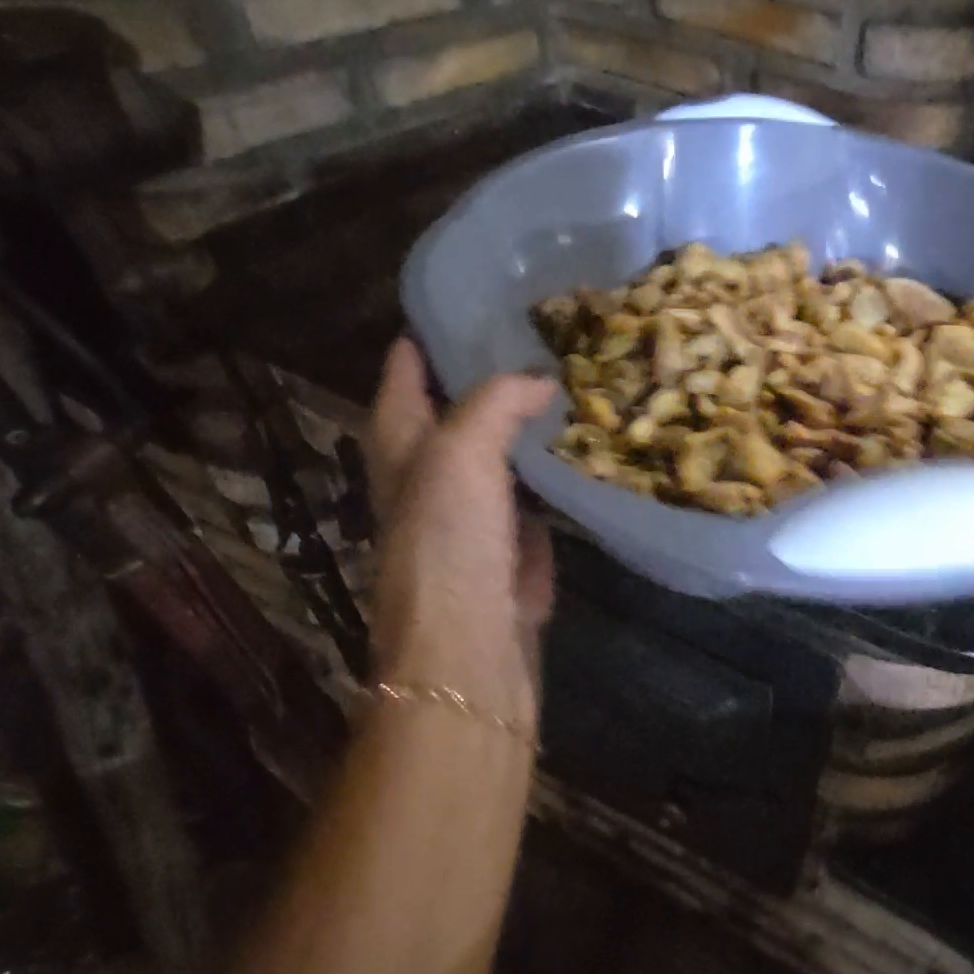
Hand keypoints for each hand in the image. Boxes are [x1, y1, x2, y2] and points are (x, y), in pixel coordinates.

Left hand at [367, 339, 556, 720]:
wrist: (470, 654)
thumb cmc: (449, 547)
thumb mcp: (460, 457)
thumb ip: (494, 406)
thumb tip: (539, 381)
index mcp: (402, 461)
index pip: (400, 392)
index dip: (412, 355)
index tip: (435, 319)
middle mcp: (428, 495)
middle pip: (445, 432)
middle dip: (471, 393)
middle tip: (517, 351)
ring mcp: (470, 536)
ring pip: (491, 475)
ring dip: (514, 443)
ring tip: (555, 401)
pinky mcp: (510, 568)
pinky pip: (529, 519)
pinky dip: (545, 494)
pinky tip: (573, 473)